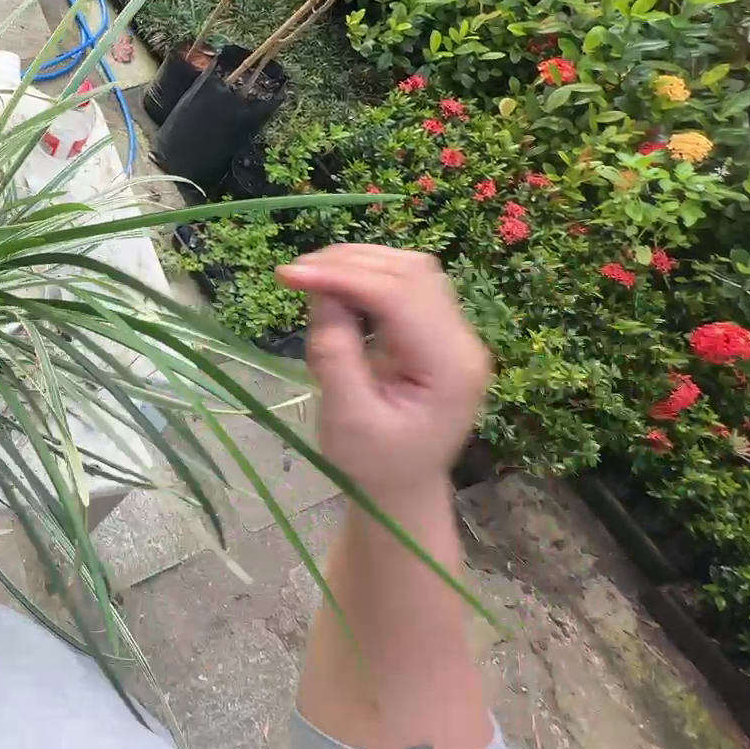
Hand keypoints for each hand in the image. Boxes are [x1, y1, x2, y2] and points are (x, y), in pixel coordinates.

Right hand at [275, 245, 491, 505]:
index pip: (399, 295)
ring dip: (356, 262)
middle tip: (293, 273)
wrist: (400, 486)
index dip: (342, 276)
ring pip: (409, 269)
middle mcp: (460, 341)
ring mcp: (452, 333)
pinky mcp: (434, 331)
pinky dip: (364, 274)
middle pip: (409, 272)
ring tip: (309, 275)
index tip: (288, 275)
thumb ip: (336, 354)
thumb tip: (321, 296)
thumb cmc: (372, 461)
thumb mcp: (347, 416)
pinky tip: (333, 285)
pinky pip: (404, 283)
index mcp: (448, 366)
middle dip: (347, 262)